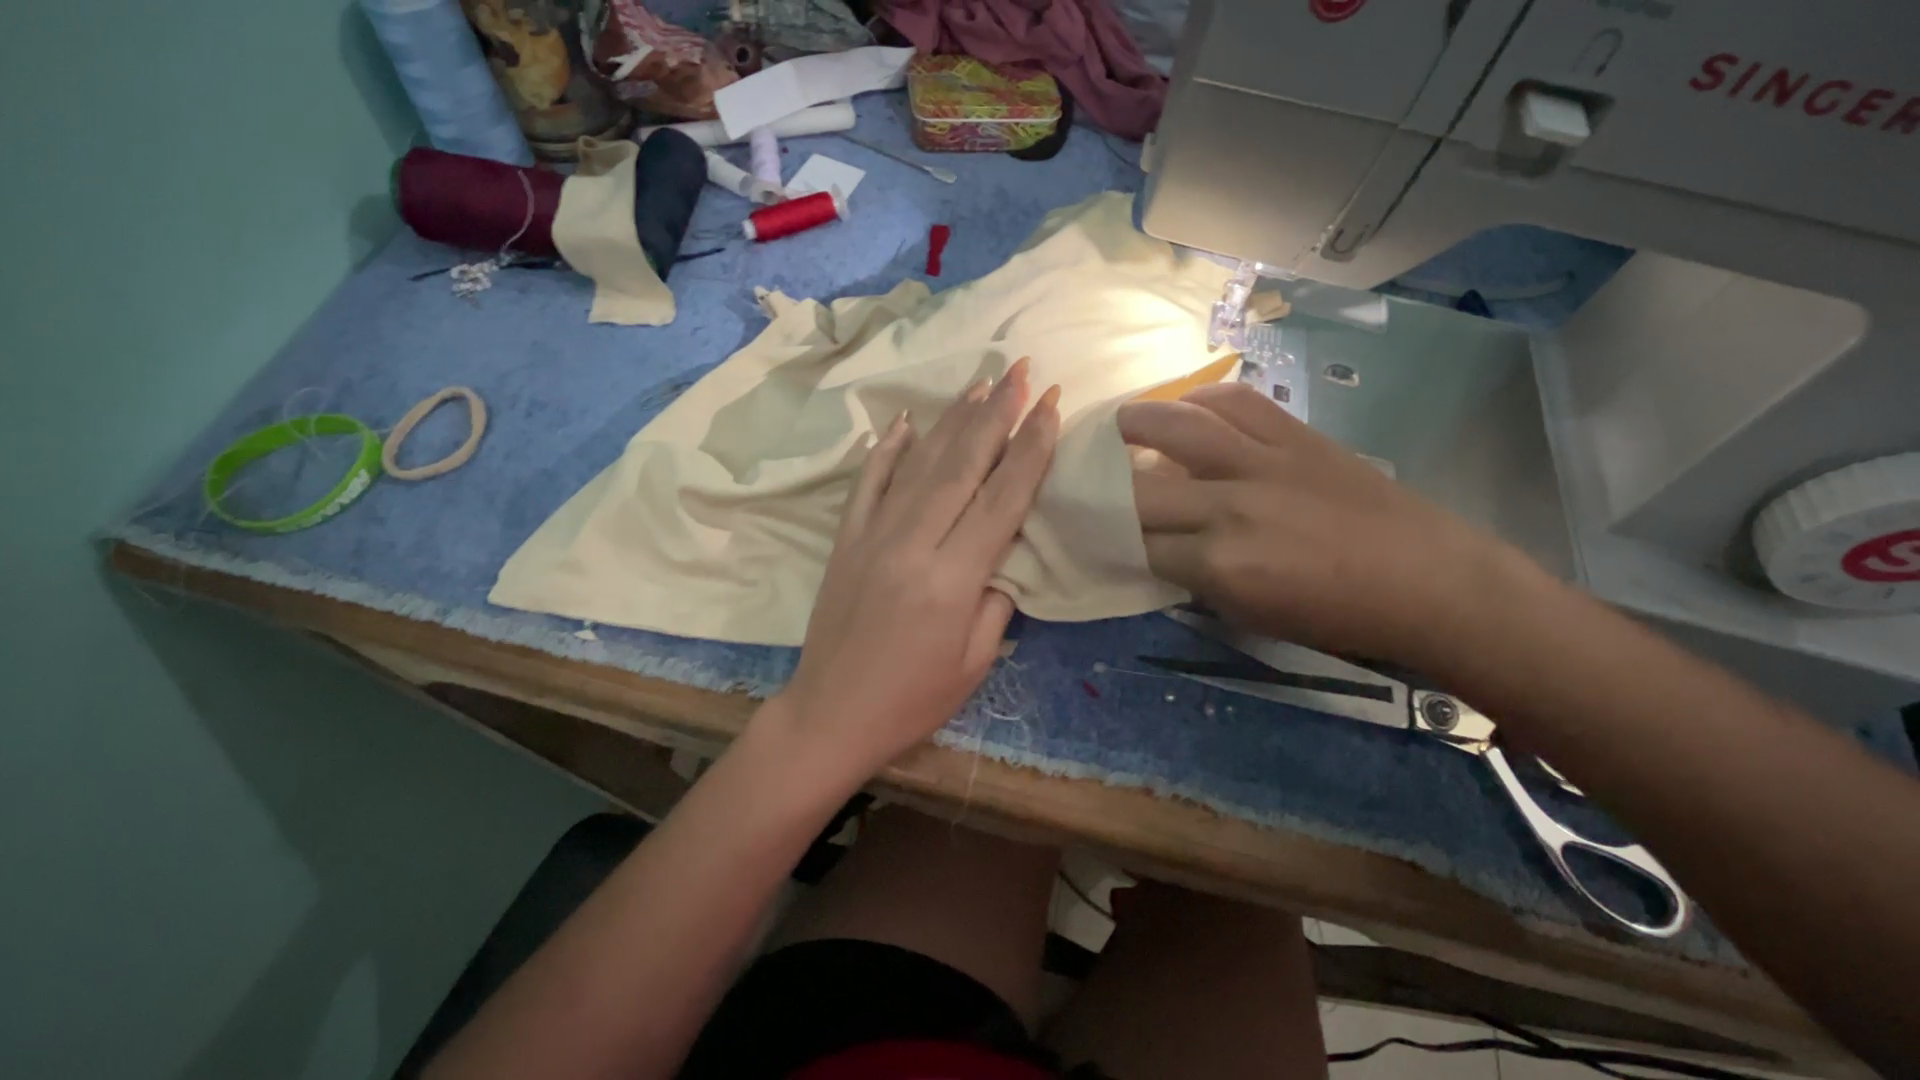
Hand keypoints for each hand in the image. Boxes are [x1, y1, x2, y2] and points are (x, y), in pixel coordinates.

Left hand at [767, 357, 1061, 779]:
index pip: (1001, 498)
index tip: (1050, 405)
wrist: (829, 716)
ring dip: (952, 420)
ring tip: (980, 383)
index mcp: (952, 579)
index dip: (1030, 448)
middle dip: (997, 414)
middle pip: (962, 466)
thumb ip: (997, 601)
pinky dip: (886, 449)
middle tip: (1020, 370)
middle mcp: (912, 544)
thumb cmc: (912, 701)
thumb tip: (1006, 552)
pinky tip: (904, 420)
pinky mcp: (845, 541)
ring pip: (918, 464)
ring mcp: (872, 537)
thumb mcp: (975, 662)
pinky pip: (868, 483)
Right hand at [1120, 381, 1528, 668]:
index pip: (1137, 545)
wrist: (1425, 579)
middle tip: (1084, 481)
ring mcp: (1262, 462)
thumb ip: (1196, 580)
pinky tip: (1186, 407)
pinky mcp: (1294, 434)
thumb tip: (1157, 550)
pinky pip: (1234, 401)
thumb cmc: (1337, 615)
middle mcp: (1229, 506)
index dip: (1106, 539)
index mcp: (1220, 565)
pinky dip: (1200, 399)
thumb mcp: (1251, 615)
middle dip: (1104, 488)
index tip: (1087, 532)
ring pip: (1177, 425)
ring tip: (1117, 423)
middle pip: (1140, 489)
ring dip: (1135, 420)